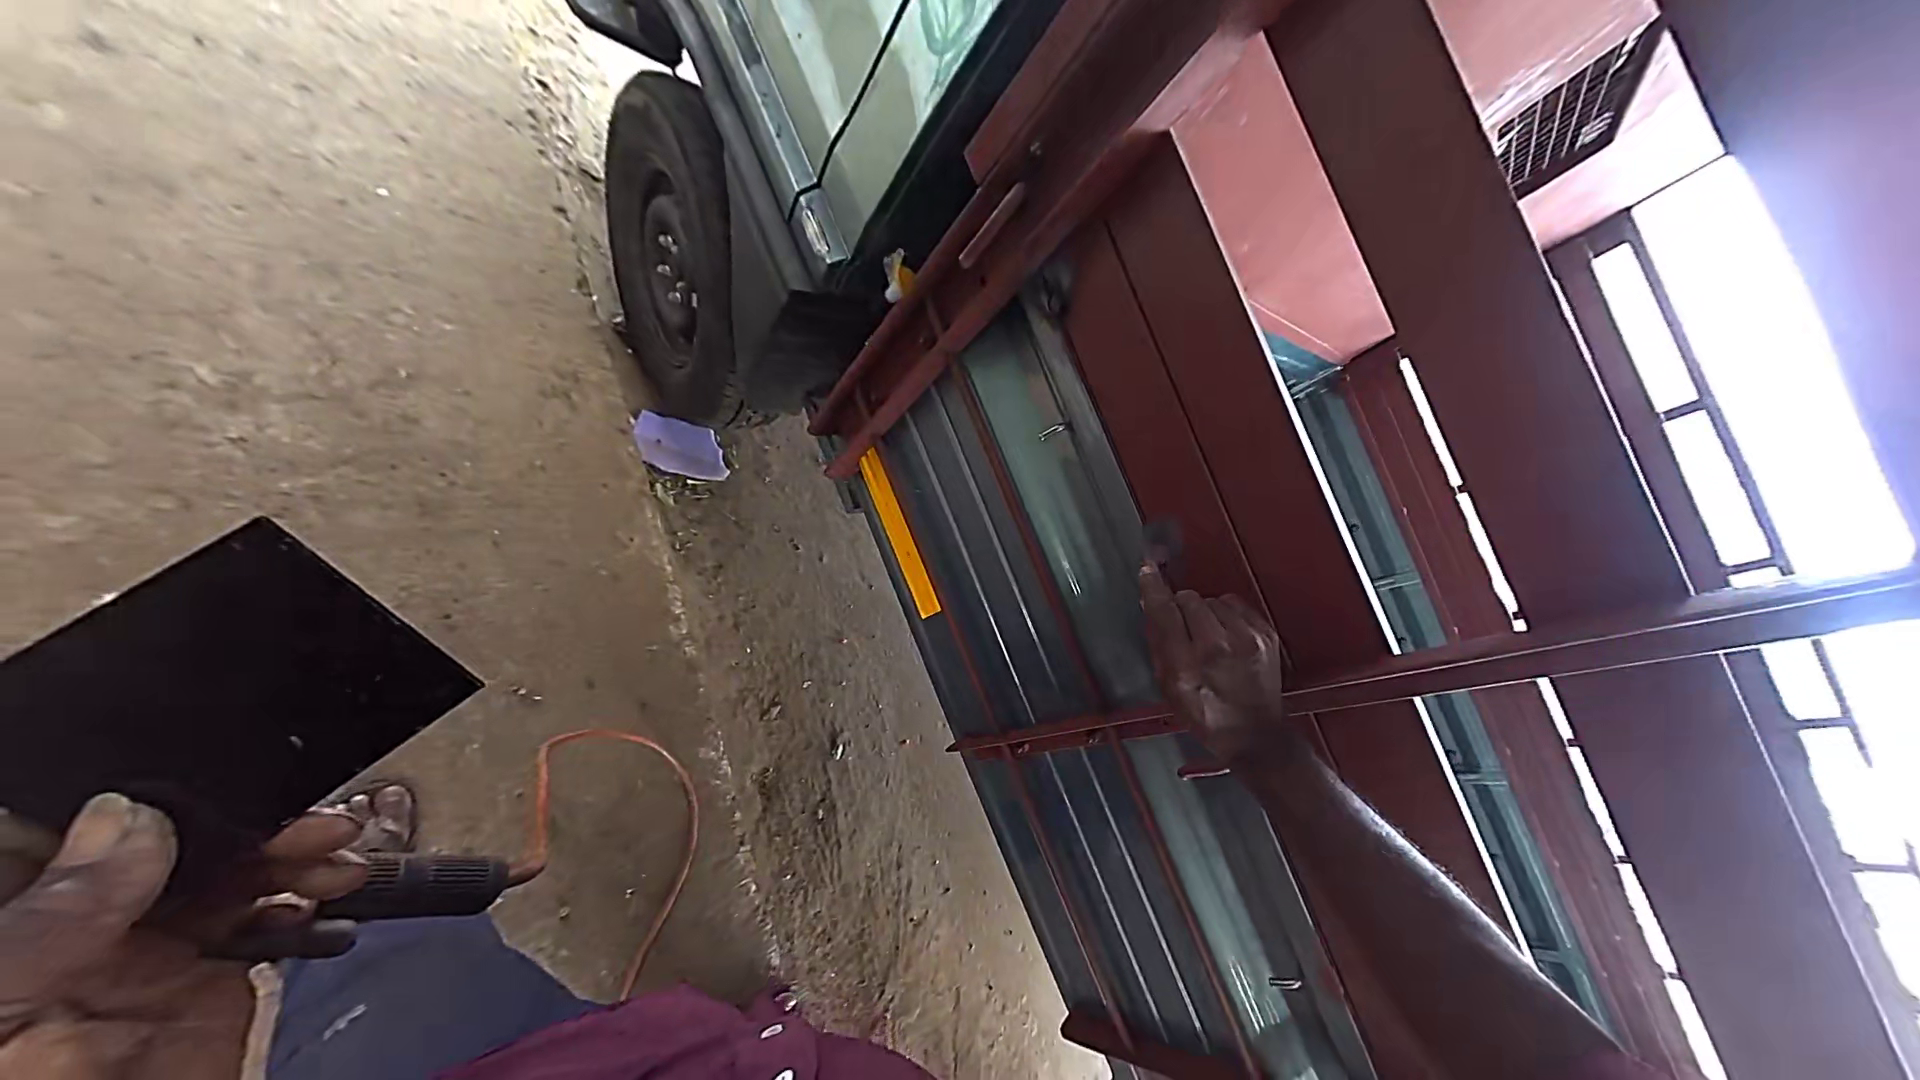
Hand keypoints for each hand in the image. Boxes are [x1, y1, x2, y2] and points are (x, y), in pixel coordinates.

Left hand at [0, 794, 366, 1078]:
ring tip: (339, 854)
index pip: (71, 838)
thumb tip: (129, 812)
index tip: (210, 775)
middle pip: (175, 848)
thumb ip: (50, 920)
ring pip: (234, 875)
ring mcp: (150, 961)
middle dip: (251, 825)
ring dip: (295, 855)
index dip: (143, 800)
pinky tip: (328, 894)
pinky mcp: (213, 981)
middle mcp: (80, 938)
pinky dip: (308, 897)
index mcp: (14, 936)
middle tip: (311, 824)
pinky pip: (269, 917)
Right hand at [1138, 562, 1307, 767]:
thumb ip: (1158, 643)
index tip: (1148, 570)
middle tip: (1182, 627)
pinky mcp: (1265, 634)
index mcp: (1187, 664)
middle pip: (1189, 599)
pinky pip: (1235, 604)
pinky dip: (1225, 613)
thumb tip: (1150, 606)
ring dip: (1204, 612)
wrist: (1253, 733)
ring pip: (1212, 599)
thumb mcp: (1168, 686)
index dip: (1154, 587)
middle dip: (1180, 607)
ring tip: (1207, 636)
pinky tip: (1225, 634)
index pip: (1165, 610)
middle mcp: (1218, 647)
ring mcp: (1247, 638)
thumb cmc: (1205, 714)